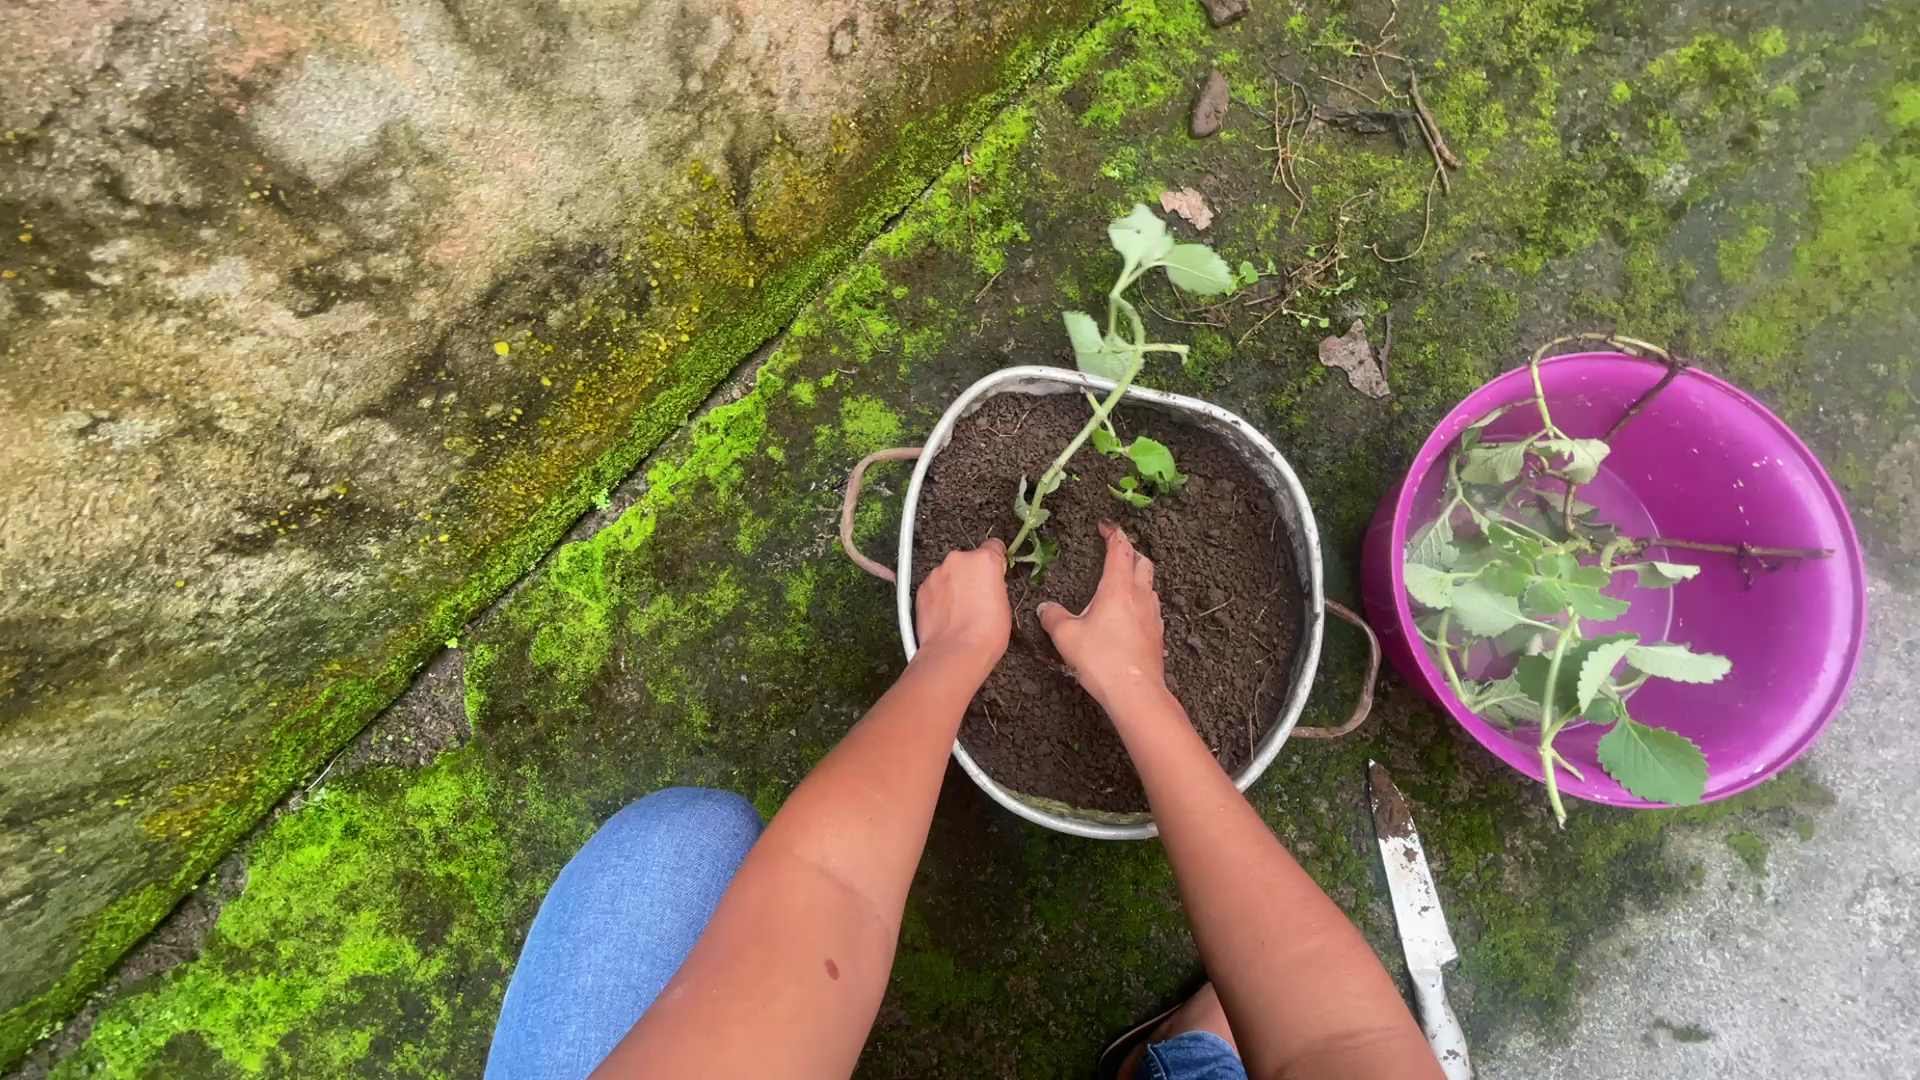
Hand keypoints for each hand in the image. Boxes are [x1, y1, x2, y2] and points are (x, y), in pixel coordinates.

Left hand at [914, 539, 1011, 672]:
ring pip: (949, 573)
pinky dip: (939, 596)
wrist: (955, 653)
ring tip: (958, 610)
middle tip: (977, 598)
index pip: (994, 546)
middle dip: (972, 575)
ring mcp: (937, 573)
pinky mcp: (922, 588)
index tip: (996, 570)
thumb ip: (995, 585)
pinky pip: (935, 587)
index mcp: (984, 560)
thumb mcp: (1005, 605)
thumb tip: (989, 585)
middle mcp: (958, 560)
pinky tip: (945, 615)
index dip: (996, 560)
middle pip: (968, 561)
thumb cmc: (986, 633)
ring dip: (954, 585)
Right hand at [1037, 523, 1164, 707]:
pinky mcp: (1157, 634)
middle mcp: (1139, 595)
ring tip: (1124, 579)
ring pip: (1150, 584)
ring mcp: (1152, 615)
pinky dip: (1142, 600)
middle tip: (1116, 550)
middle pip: (1142, 562)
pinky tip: (1132, 612)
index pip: (1119, 549)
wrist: (1135, 691)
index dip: (1113, 534)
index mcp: (1118, 587)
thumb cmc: (1101, 658)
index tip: (1104, 526)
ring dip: (1139, 575)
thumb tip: (1044, 608)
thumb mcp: (1065, 635)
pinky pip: (1152, 608)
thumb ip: (1053, 617)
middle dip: (1130, 551)